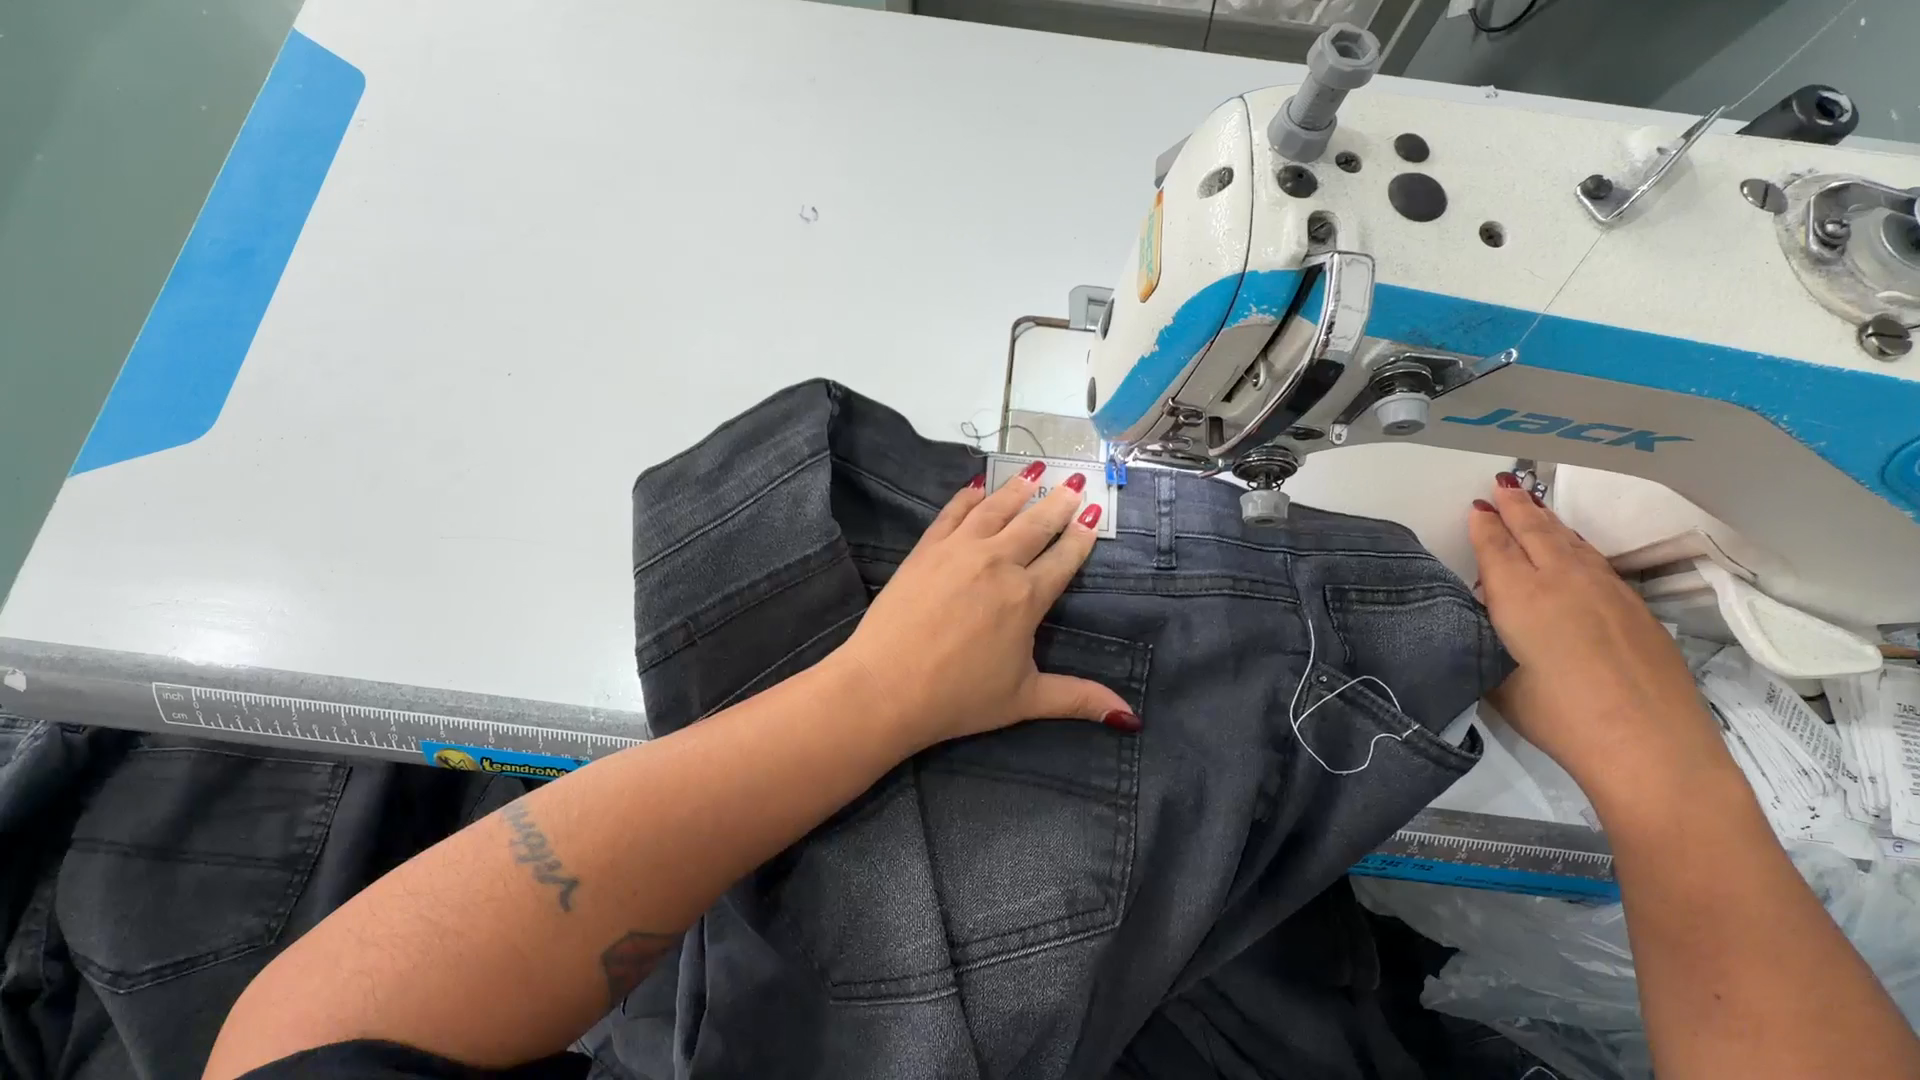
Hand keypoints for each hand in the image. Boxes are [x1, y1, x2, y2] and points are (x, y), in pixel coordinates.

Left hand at [826, 462, 1136, 752]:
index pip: (1064, 558)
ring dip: (1019, 490)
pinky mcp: (926, 549)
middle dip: (1059, 503)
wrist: (885, 687)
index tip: (1094, 514)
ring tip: (1035, 472)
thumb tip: (1130, 718)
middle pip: (1036, 525)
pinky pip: (953, 513)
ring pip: (997, 510)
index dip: (1082, 536)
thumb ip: (1078, 698)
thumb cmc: (958, 697)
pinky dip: (968, 497)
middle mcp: (998, 563)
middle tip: (1074, 482)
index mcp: (1027, 598)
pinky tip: (978, 487)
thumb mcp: (1025, 700)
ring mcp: (959, 551)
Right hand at [1467, 477, 1729, 802]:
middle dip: (1517, 506)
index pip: (1496, 547)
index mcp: (1520, 596)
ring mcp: (1607, 592)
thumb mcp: (1498, 683)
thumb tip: (1491, 627)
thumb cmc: (1559, 719)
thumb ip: (1489, 645)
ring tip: (1534, 506)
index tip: (1477, 506)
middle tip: (1503, 484)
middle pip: (1537, 532)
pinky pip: (1597, 562)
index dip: (1484, 525)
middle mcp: (1563, 581)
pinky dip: (1577, 544)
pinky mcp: (1637, 610)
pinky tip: (1575, 548)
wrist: (1651, 747)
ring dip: (1548, 521)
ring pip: (1572, 542)